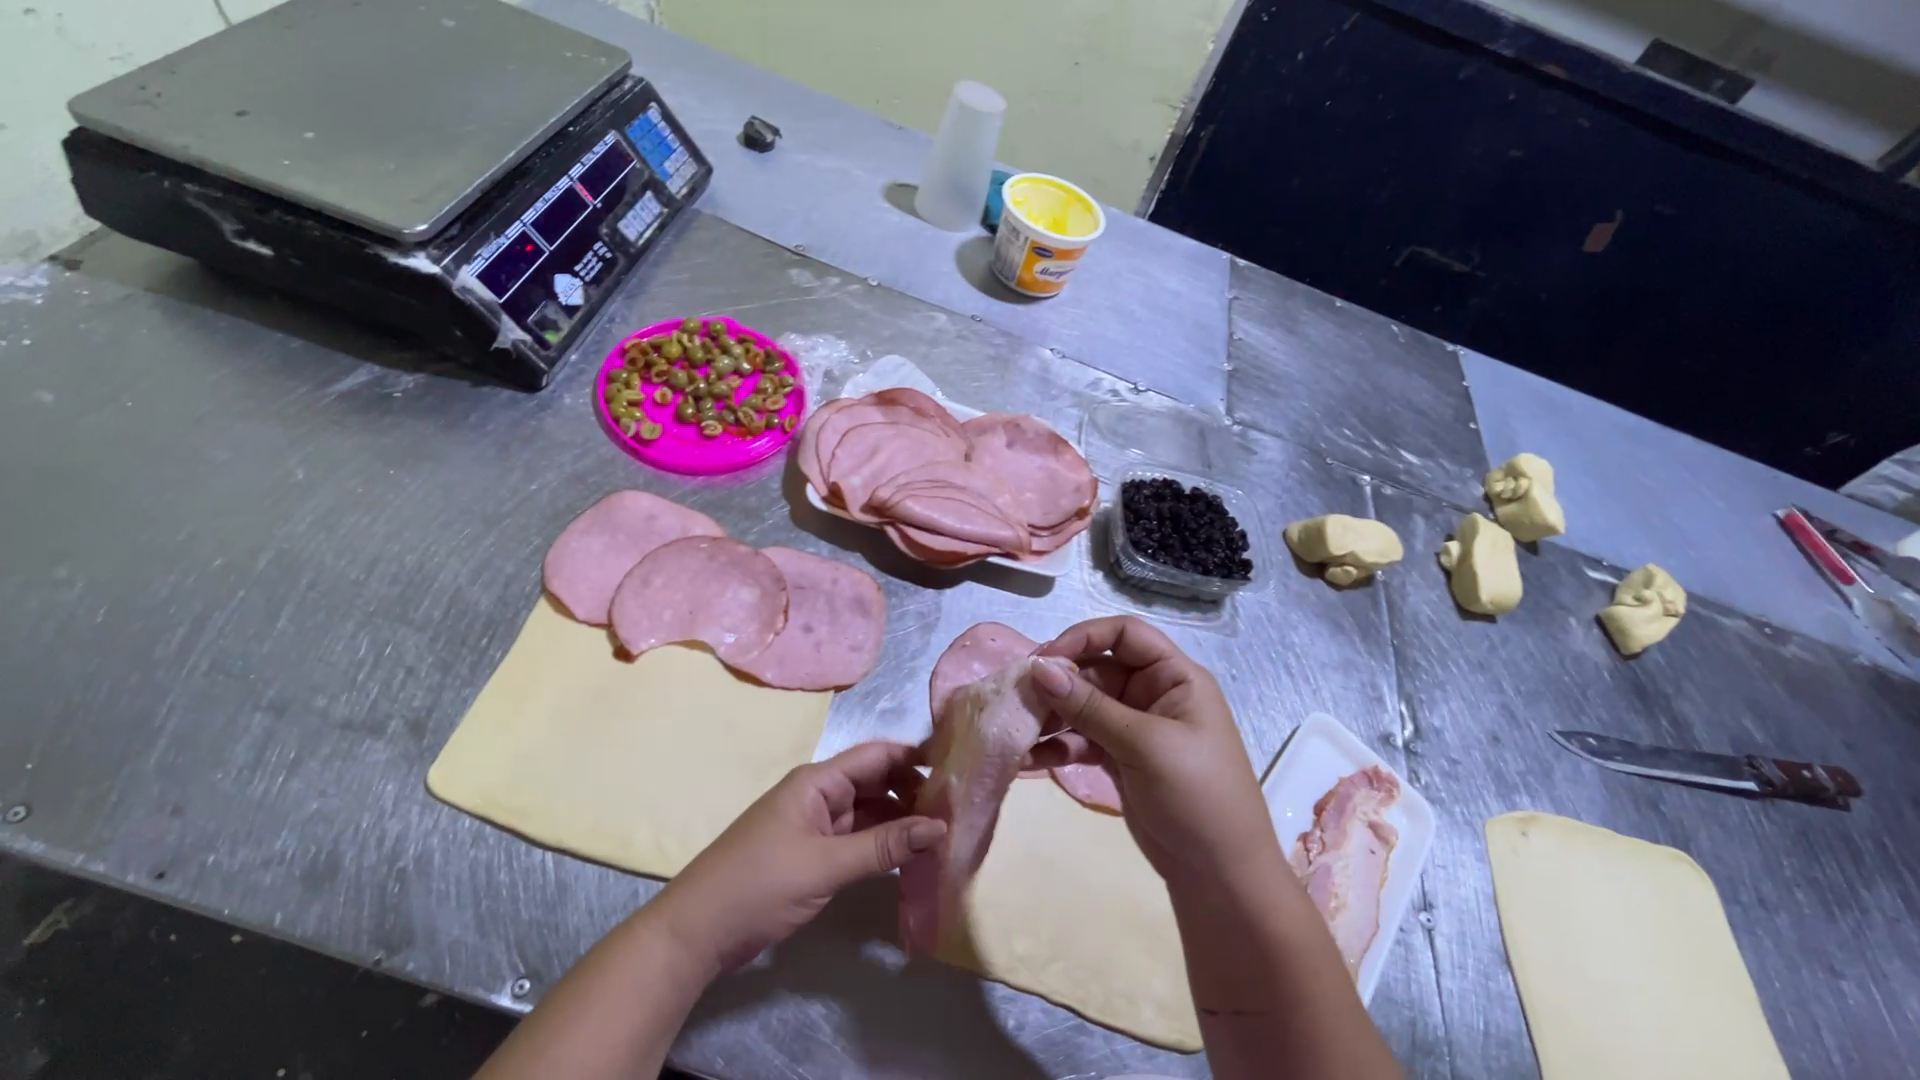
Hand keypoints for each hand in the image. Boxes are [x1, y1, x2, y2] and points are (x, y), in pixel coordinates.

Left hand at [650, 741, 946, 971]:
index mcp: (817, 782)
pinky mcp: (812, 854)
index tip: (958, 765)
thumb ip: (884, 845)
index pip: (876, 755)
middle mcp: (818, 795)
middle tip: (960, 805)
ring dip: (901, 819)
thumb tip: (940, 826)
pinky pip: (856, 838)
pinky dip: (882, 843)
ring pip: (868, 811)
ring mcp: (815, 826)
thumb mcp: (826, 865)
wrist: (698, 932)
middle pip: (875, 781)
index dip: (915, 756)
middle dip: (914, 790)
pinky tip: (910, 855)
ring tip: (944, 831)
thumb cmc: (759, 885)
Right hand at [1028, 617, 1278, 888]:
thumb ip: (1090, 707)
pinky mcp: (1117, 759)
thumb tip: (1039, 668)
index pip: (1125, 634)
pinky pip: (1079, 740)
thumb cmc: (1197, 795)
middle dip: (1057, 682)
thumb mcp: (1145, 745)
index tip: (1043, 660)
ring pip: (1082, 706)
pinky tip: (1026, 759)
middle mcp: (1152, 694)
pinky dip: (1055, 747)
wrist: (1219, 872)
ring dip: (1049, 716)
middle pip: (1095, 669)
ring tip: (1014, 731)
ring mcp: (1133, 728)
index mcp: (1174, 677)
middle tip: (1017, 699)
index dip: (1084, 637)